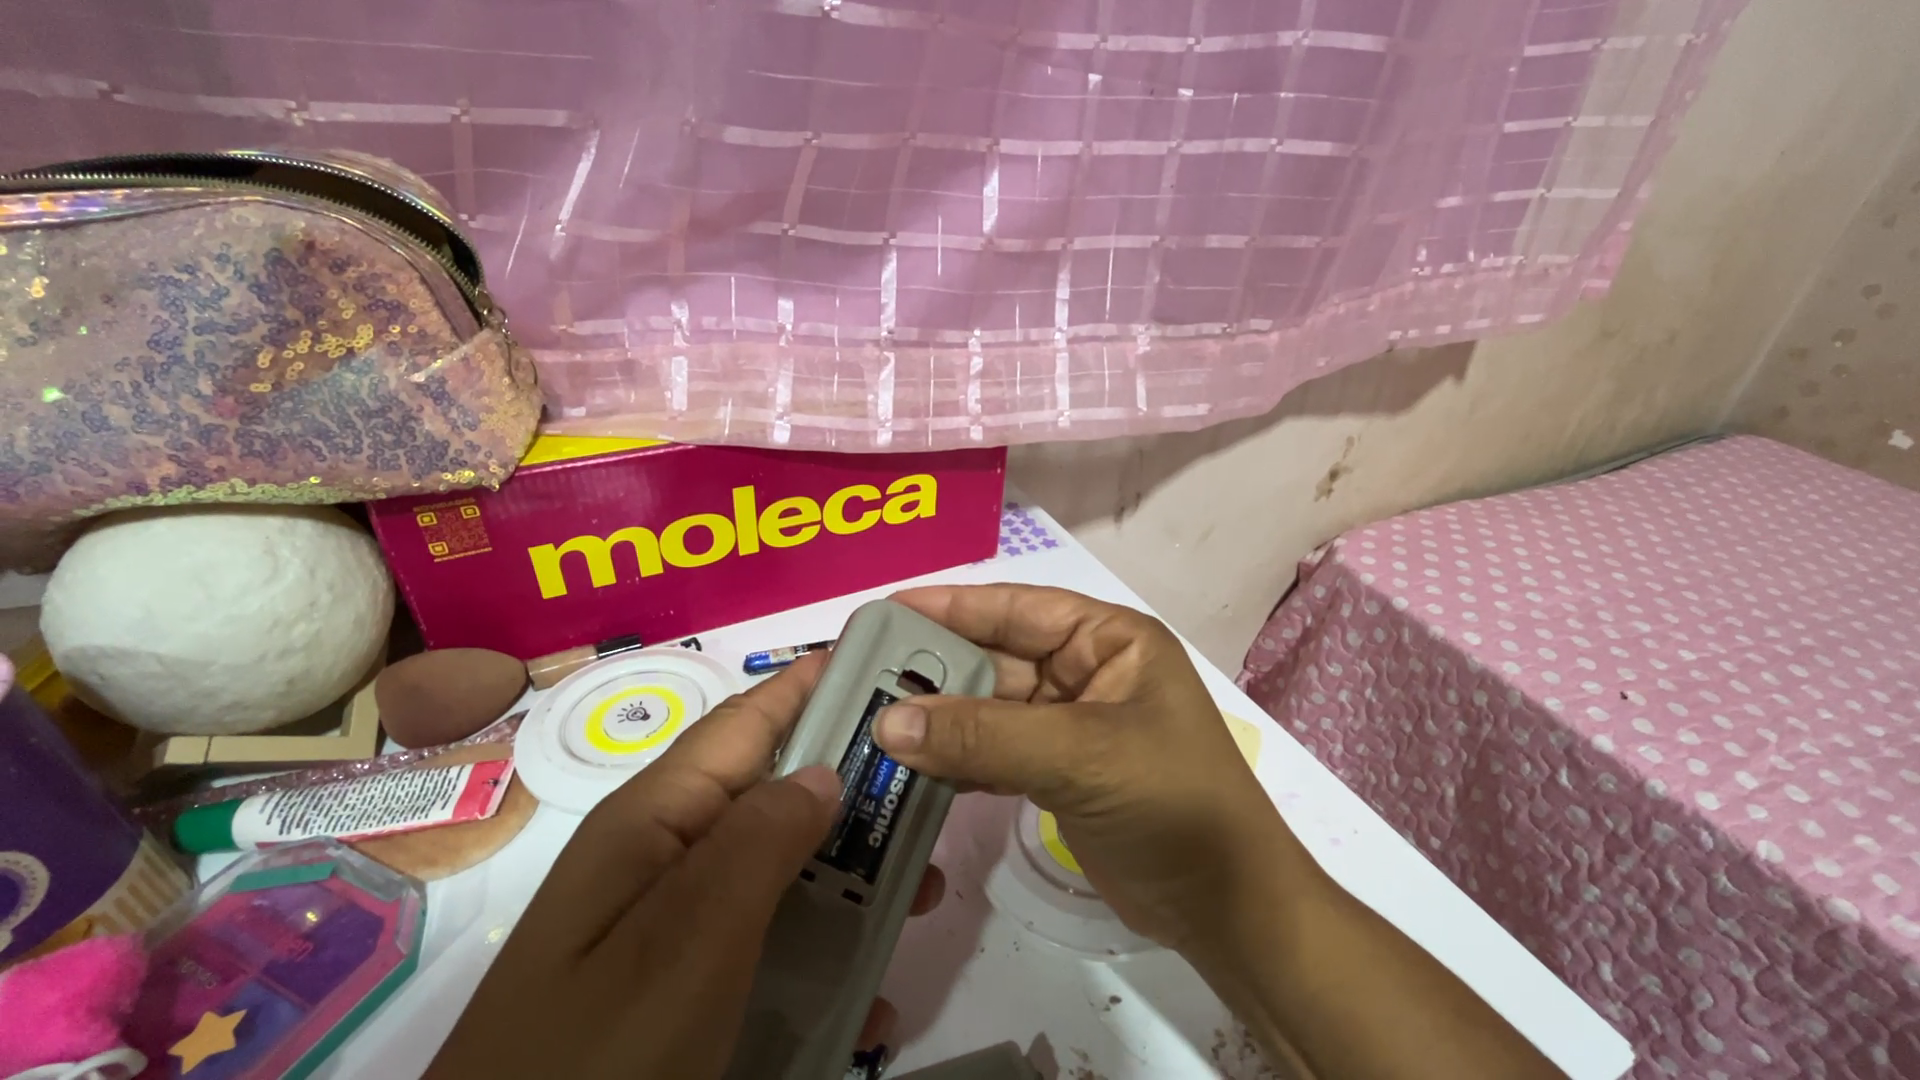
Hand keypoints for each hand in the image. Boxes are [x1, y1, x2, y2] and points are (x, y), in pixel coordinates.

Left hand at [428, 654, 941, 1079]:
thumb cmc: (598, 1058)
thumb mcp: (686, 944)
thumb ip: (757, 844)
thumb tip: (824, 771)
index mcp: (655, 819)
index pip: (748, 720)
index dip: (816, 684)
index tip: (894, 666)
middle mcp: (661, 855)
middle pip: (773, 791)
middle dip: (855, 788)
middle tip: (935, 800)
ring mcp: (668, 923)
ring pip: (779, 868)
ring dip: (851, 874)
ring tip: (922, 892)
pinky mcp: (677, 982)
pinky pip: (764, 942)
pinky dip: (822, 951)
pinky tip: (867, 991)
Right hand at [871, 585, 1317, 955]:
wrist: (1226, 907)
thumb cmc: (1172, 804)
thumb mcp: (1080, 756)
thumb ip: (983, 735)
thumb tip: (888, 721)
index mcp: (1109, 640)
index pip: (1017, 607)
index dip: (950, 607)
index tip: (883, 612)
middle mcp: (1088, 671)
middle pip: (996, 657)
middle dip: (934, 669)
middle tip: (859, 675)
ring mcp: (1072, 725)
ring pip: (991, 709)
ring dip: (939, 719)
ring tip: (870, 721)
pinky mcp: (1059, 773)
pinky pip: (995, 752)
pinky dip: (958, 760)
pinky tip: (912, 767)